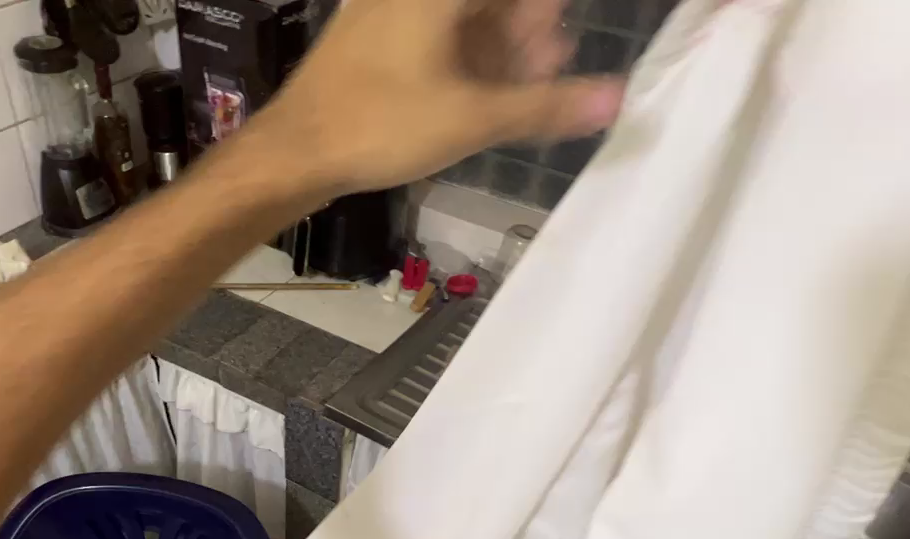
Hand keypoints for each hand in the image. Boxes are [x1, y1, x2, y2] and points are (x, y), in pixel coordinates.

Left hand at [251, 0, 626, 196]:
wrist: (294, 153)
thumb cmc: (379, 126)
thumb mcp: (470, 118)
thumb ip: (543, 107)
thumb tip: (616, 98)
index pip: (512, 0)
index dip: (539, 19)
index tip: (560, 42)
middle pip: (485, 3)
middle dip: (524, 26)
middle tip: (554, 61)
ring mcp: (385, 11)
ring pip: (455, 18)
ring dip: (496, 44)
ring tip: (525, 85)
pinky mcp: (369, 42)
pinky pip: (428, 35)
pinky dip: (459, 57)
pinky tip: (476, 94)